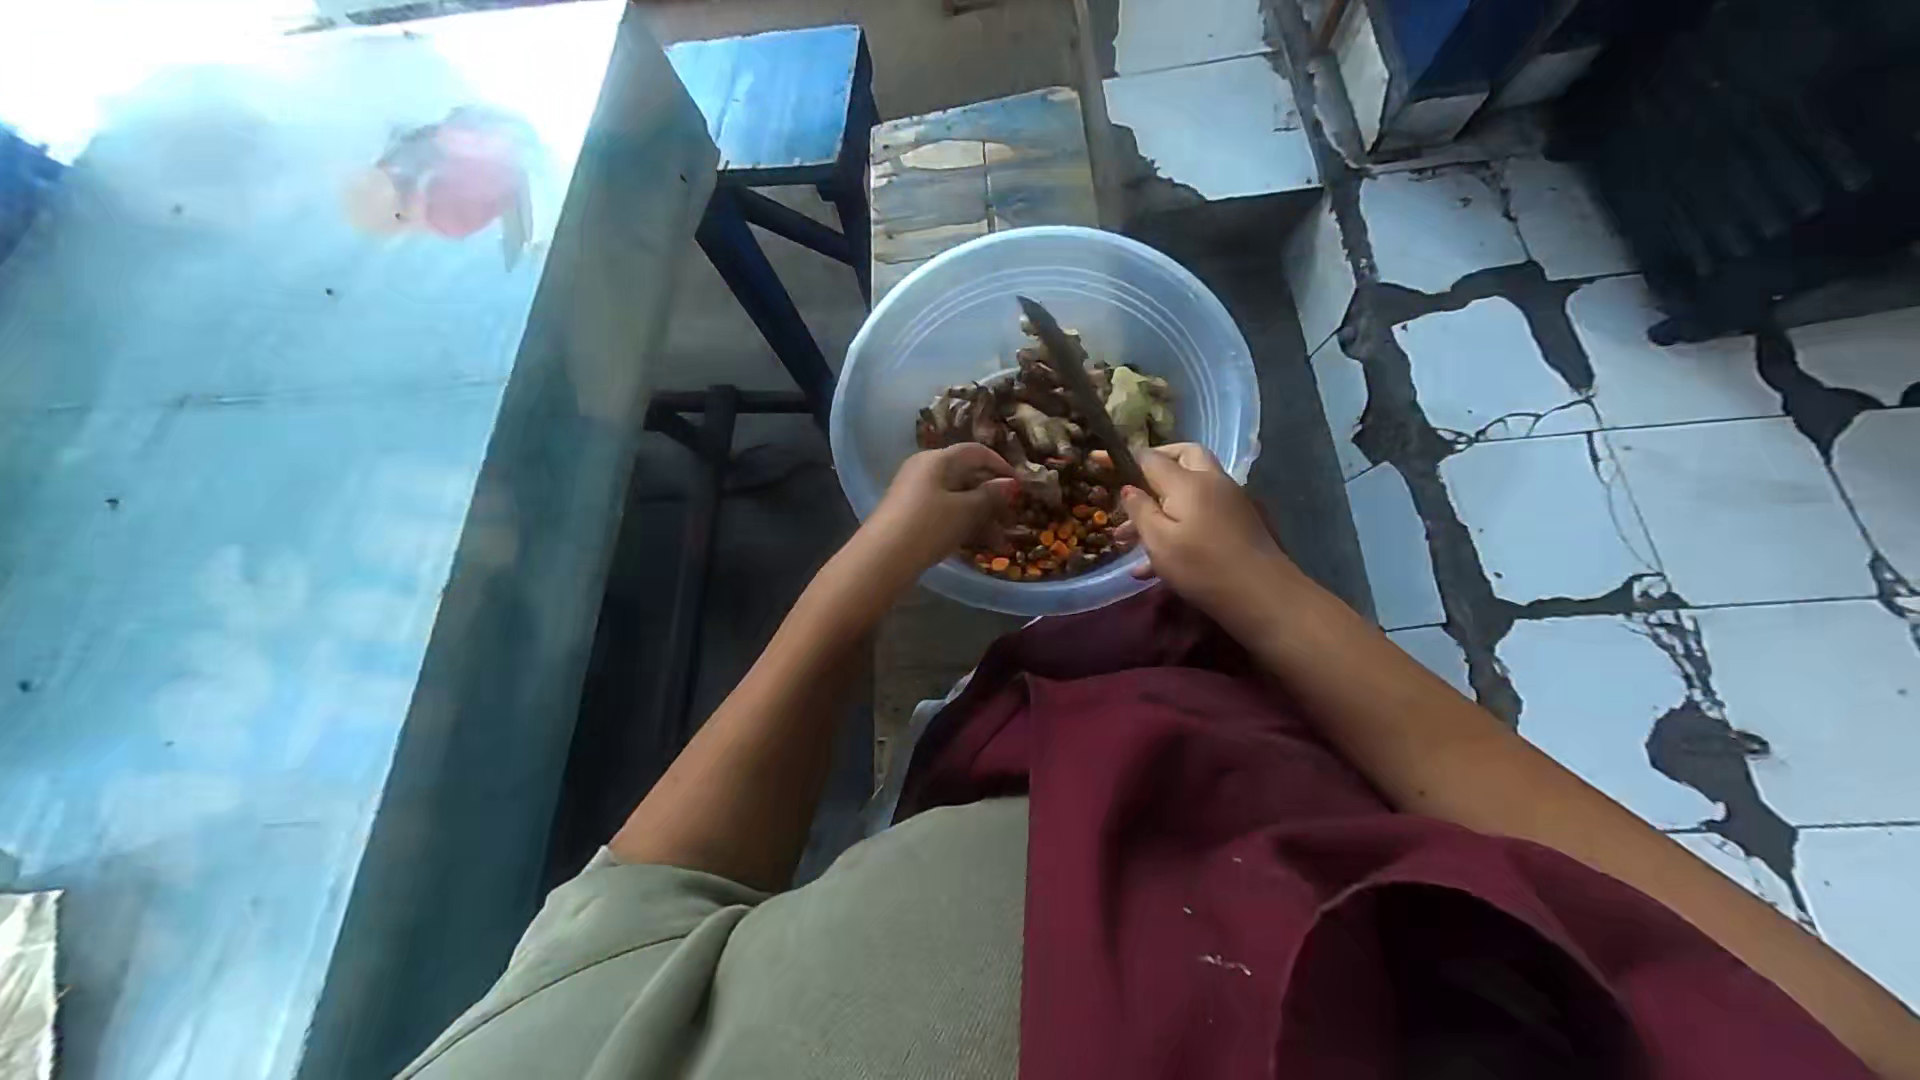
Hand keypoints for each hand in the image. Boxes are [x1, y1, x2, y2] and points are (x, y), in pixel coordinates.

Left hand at [862, 443, 1018, 578]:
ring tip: (999, 540)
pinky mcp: (910, 515)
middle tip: (1011, 517)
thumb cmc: (929, 526)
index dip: (1001, 465)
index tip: (1020, 485)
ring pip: (956, 497)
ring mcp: (915, 493)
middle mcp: (924, 469)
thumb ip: (990, 496)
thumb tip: (1011, 484)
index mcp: (938, 459)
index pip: (976, 452)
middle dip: (991, 496)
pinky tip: (977, 543)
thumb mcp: (966, 511)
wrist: (883, 558)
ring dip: (980, 516)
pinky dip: (962, 524)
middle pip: (965, 475)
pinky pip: (943, 512)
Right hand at [1116, 443, 1303, 630]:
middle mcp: (1210, 482)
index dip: (1123, 458)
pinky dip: (1177, 524)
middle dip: (1154, 465)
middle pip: (1182, 457)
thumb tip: (1128, 488)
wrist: (1263, 596)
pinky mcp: (1237, 523)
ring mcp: (1228, 501)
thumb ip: (1140, 510)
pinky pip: (1200, 513)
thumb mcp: (1159, 541)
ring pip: (1189, 489)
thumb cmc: (1202, 567)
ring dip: (1159, 505)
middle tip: (1130, 483)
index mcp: (1188, 481)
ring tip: (1126, 539)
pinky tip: (1151, 563)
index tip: (1098, 460)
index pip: (1151, 457)